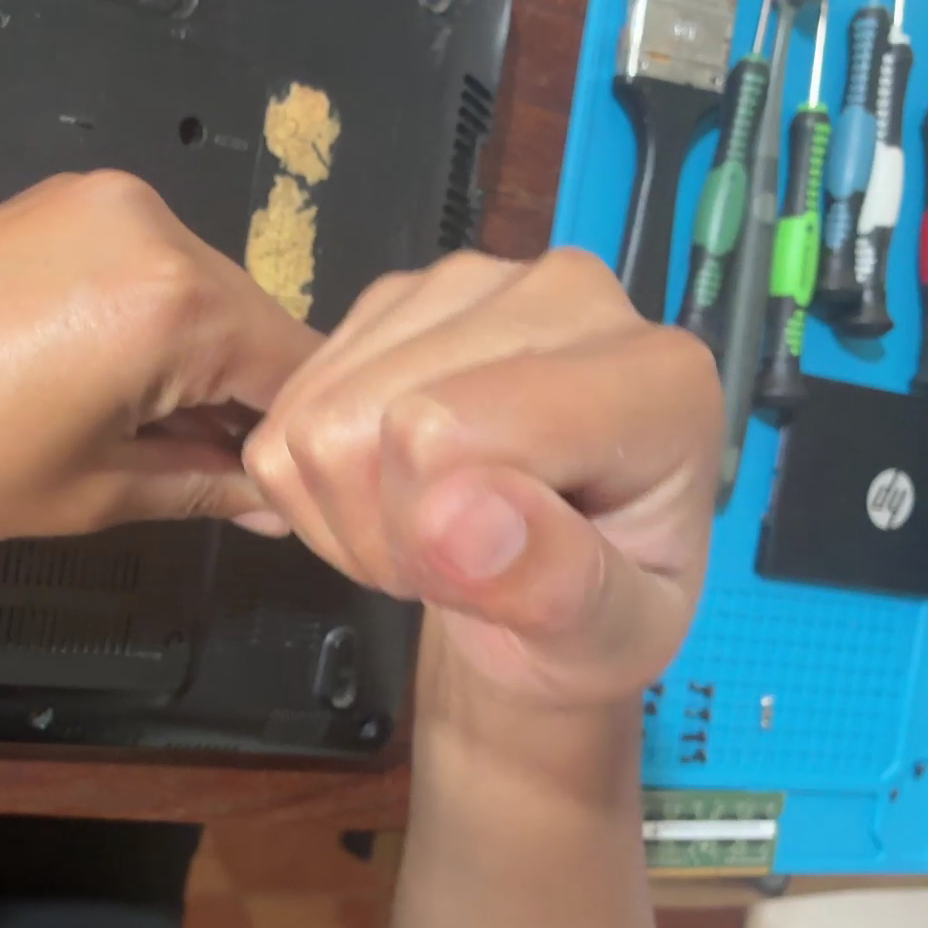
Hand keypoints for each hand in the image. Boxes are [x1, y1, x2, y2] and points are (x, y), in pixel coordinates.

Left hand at [0, 170, 320, 552]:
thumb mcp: (96, 492)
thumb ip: (205, 487)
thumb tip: (272, 502)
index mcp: (173, 300)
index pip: (294, 364)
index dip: (298, 434)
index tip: (288, 485)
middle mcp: (148, 223)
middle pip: (249, 320)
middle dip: (246, 399)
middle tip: (221, 474)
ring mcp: (92, 202)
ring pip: (196, 294)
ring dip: (199, 365)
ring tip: (154, 436)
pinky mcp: (48, 205)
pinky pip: (139, 270)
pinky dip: (150, 328)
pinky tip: (110, 382)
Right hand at [243, 250, 719, 711]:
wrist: (540, 572)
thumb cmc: (589, 612)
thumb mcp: (608, 640)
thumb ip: (559, 589)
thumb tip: (453, 520)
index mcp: (648, 374)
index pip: (443, 432)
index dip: (424, 537)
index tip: (480, 581)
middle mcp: (552, 292)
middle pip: (356, 422)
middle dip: (380, 530)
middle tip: (446, 564)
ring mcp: (453, 287)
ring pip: (307, 418)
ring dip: (343, 512)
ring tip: (420, 534)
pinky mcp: (381, 309)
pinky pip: (280, 420)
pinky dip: (308, 488)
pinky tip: (378, 497)